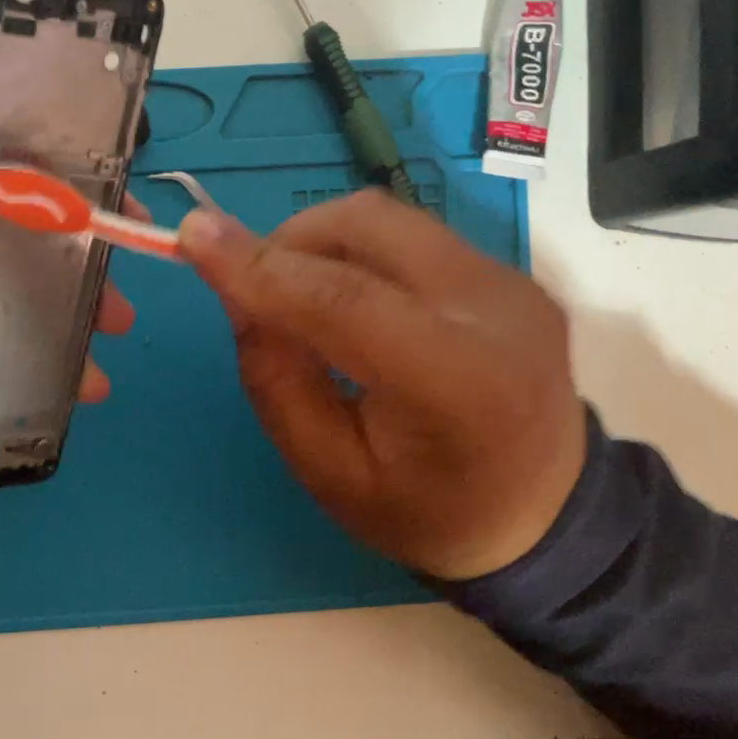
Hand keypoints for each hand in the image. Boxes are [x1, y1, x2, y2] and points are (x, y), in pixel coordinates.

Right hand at [178, 190, 584, 580]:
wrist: (545, 519)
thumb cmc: (425, 512)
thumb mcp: (329, 471)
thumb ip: (276, 379)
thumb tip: (237, 292)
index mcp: (455, 383)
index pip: (342, 299)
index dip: (260, 265)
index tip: (191, 238)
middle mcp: (495, 311)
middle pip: (370, 225)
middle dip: (290, 240)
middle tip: (256, 287)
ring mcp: (511, 284)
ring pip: (389, 219)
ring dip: (322, 242)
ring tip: (301, 299)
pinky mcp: (509, 274)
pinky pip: (412, 237)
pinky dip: (359, 255)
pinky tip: (354, 305)